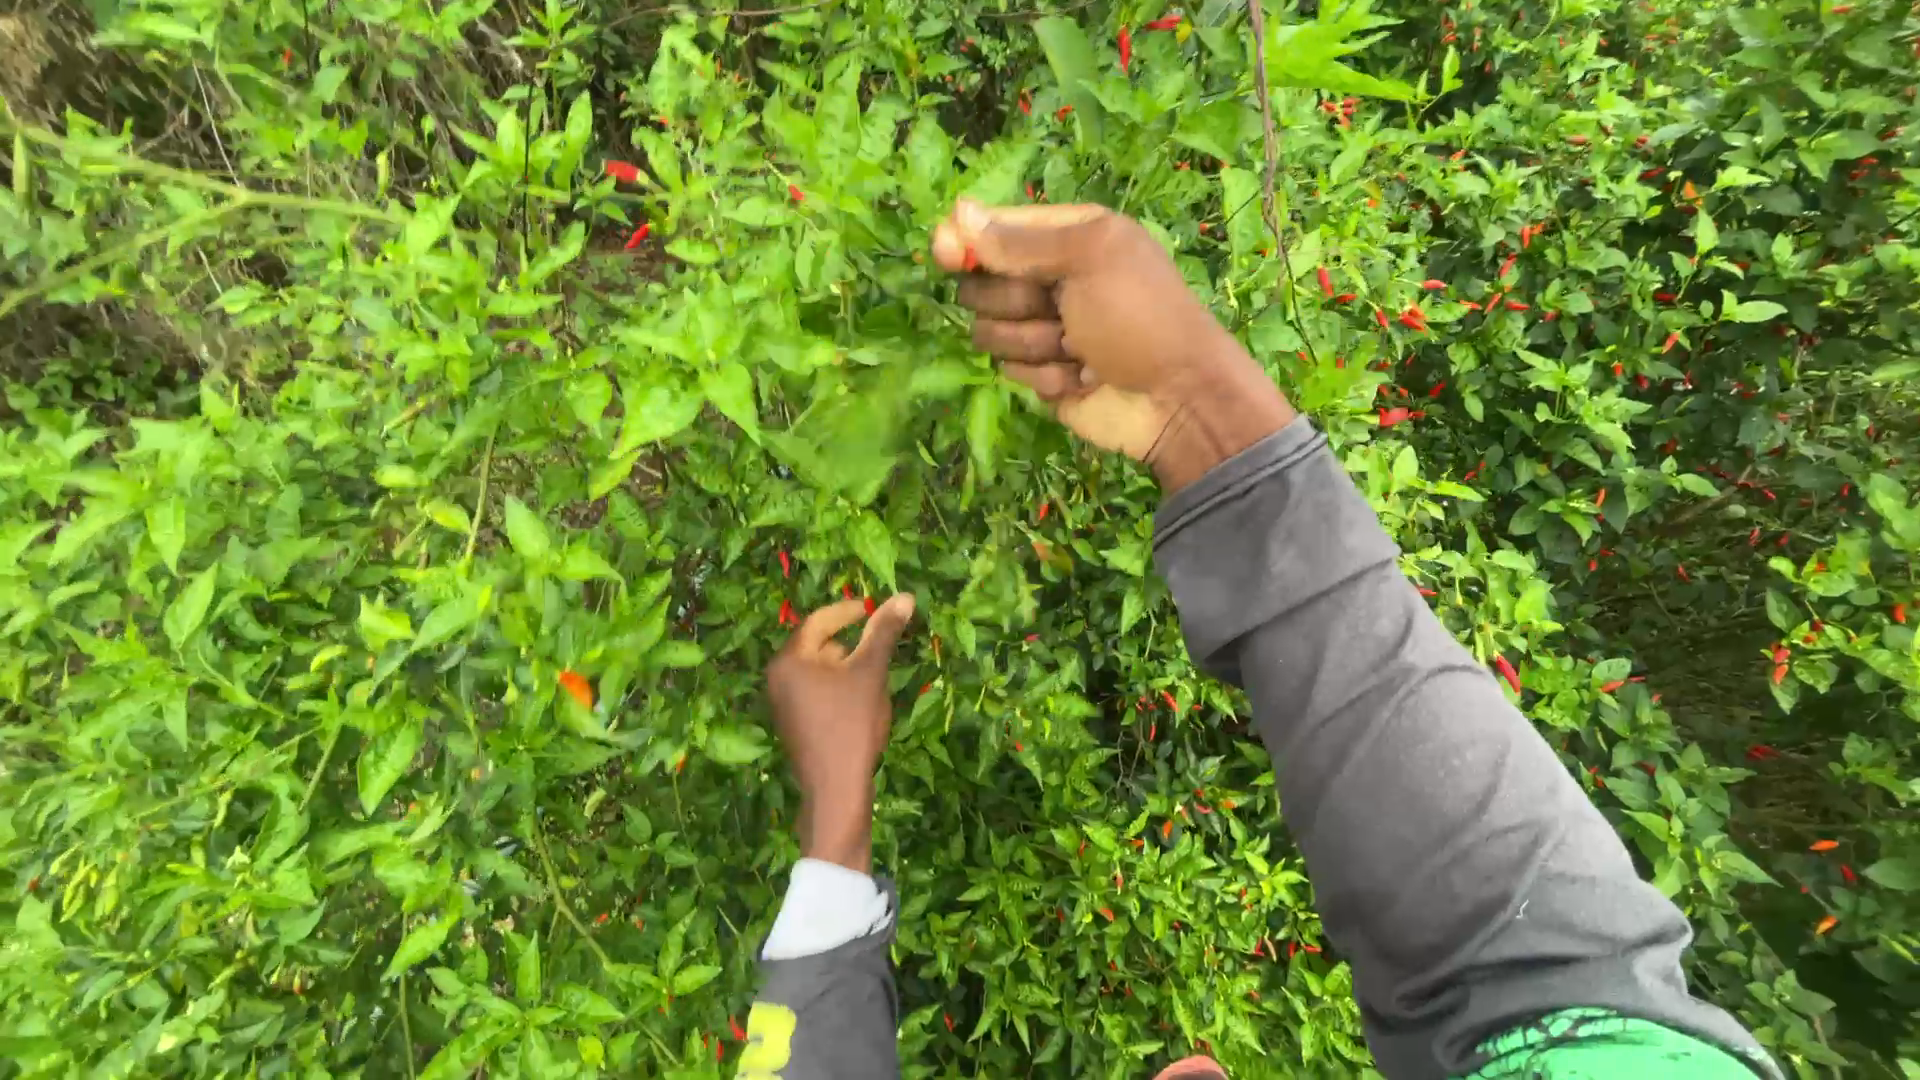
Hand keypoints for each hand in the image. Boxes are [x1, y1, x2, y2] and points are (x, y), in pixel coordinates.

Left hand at [766, 594, 916, 872]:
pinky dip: (836, 684)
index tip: (875, 608)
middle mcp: (777, 677)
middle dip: (848, 638)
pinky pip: (813, 689)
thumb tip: (904, 596)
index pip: (819, 620)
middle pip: (816, 643)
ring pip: (816, 668)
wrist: (836, 788)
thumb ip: (883, 632)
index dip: (850, 611)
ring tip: (872, 669)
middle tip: (877, 637)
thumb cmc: (851, 723)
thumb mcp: (870, 672)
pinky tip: (859, 698)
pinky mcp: (791, 722)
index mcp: (789, 659)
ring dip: (844, 662)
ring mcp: (781, 702)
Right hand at [931, 199, 1295, 490]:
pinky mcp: (1042, 375)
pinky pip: (1012, 371)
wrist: (1175, 399)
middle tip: (1056, 310)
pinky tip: (1081, 379)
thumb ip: (1021, 242)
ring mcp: (1044, 330)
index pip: (995, 230)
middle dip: (1015, 303)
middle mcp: (1051, 280)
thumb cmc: (1140, 317)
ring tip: (1077, 350)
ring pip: (991, 333)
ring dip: (1034, 345)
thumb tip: (959, 212)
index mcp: (1067, 238)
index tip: (945, 254)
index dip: (967, 241)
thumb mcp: (1088, 260)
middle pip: (984, 285)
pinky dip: (1047, 377)